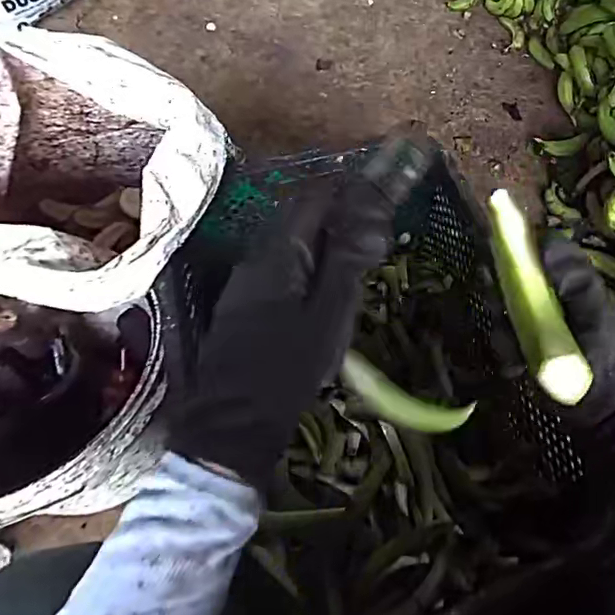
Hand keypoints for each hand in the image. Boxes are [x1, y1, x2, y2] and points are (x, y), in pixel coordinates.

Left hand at [170, 138, 430, 489]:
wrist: (235, 422)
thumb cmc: (288, 367)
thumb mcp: (330, 315)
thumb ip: (347, 262)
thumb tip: (369, 216)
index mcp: (278, 255)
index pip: (313, 201)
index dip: (348, 191)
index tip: (379, 194)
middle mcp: (257, 258)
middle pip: (299, 215)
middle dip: (337, 211)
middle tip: (374, 222)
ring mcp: (246, 280)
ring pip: (290, 239)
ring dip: (324, 235)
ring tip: (358, 248)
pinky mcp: (245, 302)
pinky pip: (281, 262)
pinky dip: (310, 258)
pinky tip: (327, 278)